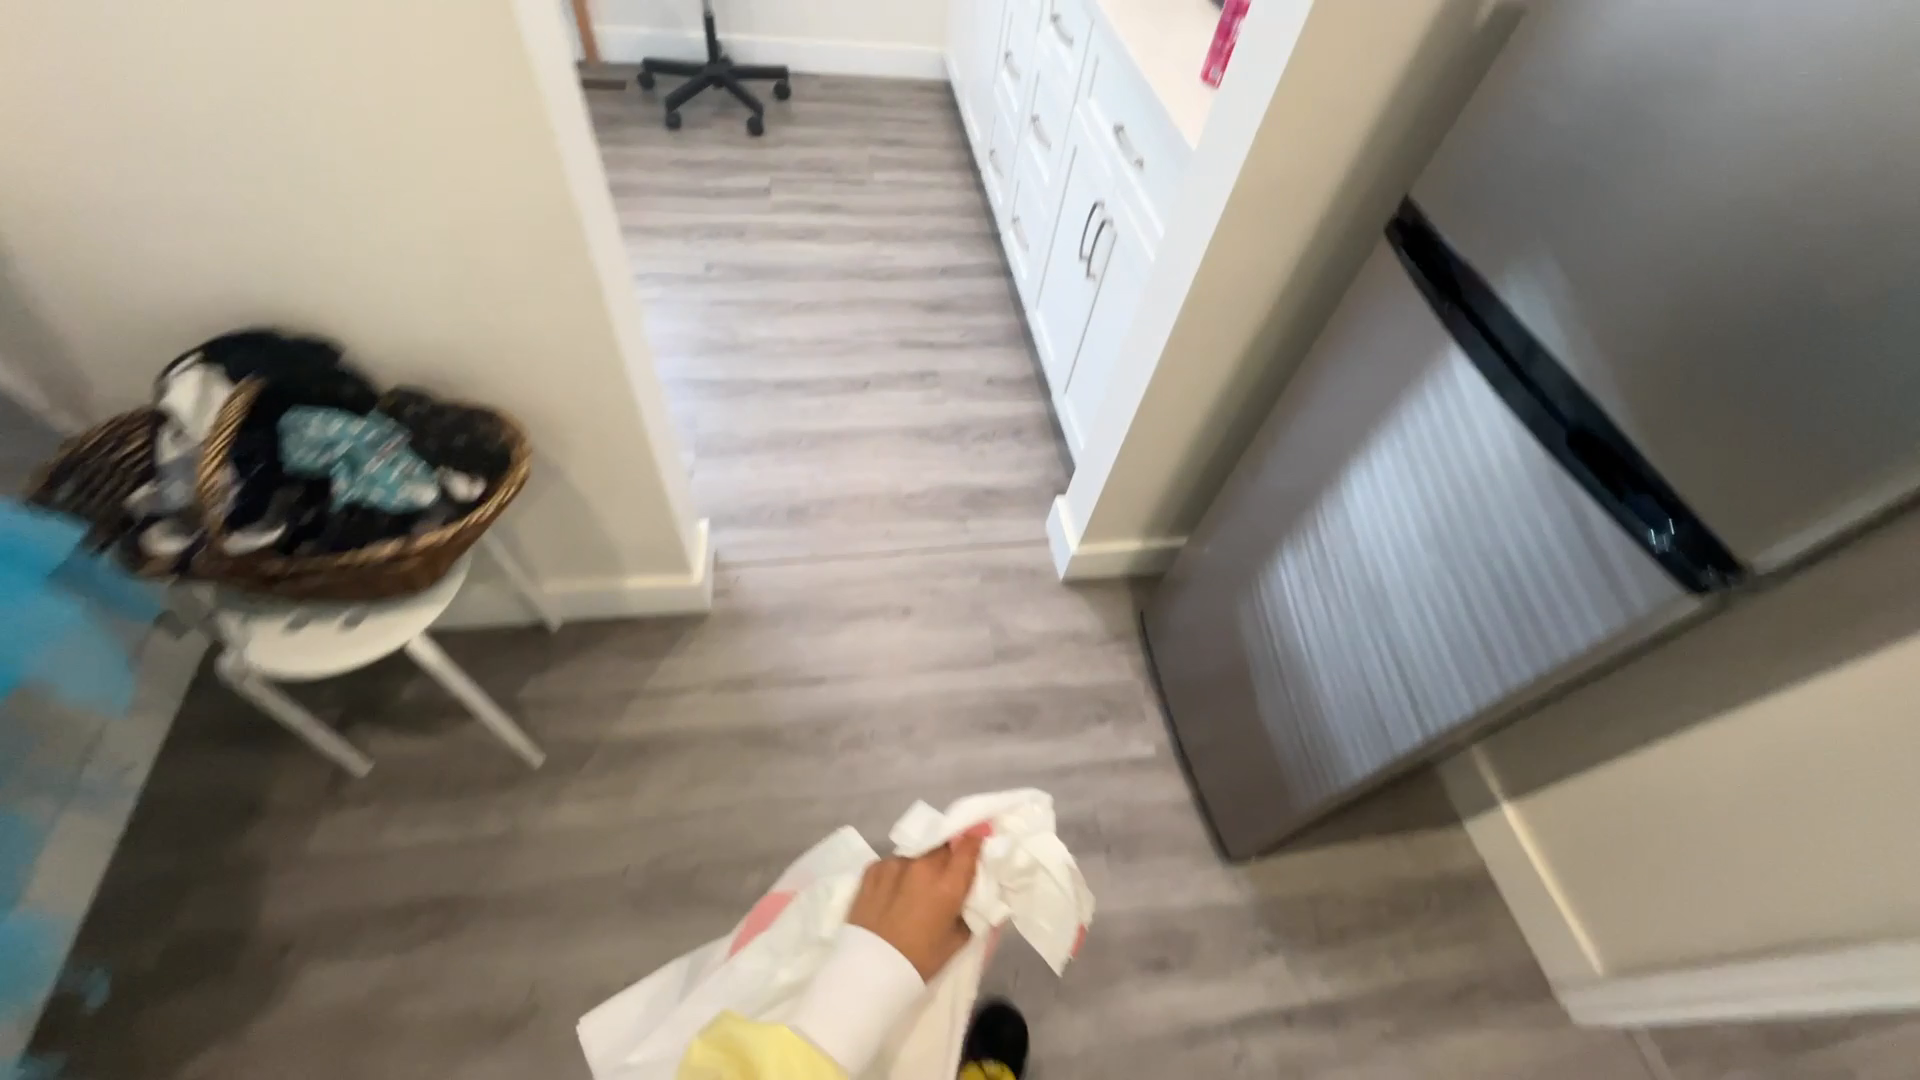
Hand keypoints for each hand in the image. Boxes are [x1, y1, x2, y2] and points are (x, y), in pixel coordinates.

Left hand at [846, 829, 986, 980]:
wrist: (868, 971)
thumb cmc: (919, 961)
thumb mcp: (956, 941)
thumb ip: (969, 912)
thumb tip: (973, 897)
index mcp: (947, 884)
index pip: (968, 845)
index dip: (975, 838)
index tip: (979, 836)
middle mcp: (922, 865)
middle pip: (943, 845)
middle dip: (948, 854)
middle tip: (945, 873)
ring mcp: (894, 863)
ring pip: (917, 853)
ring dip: (921, 865)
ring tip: (914, 888)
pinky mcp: (873, 868)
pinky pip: (893, 863)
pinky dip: (898, 873)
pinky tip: (892, 893)